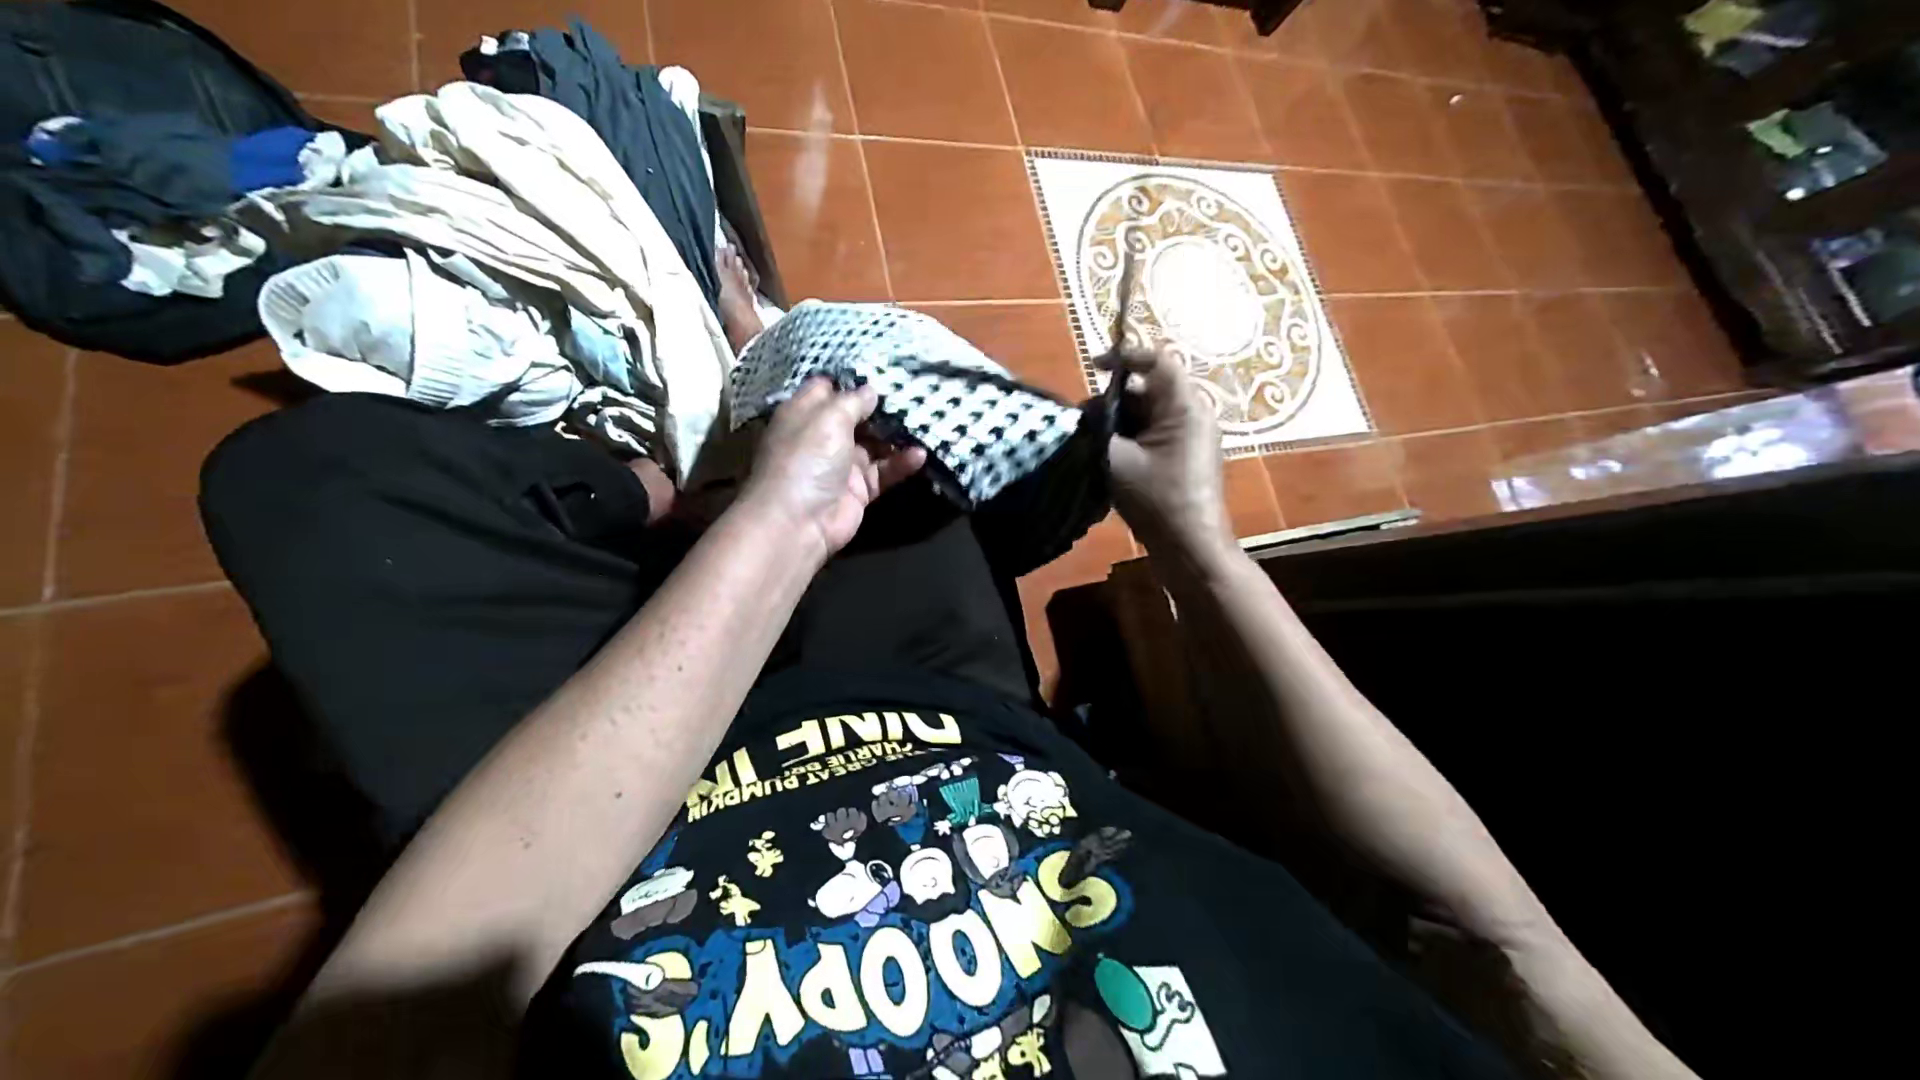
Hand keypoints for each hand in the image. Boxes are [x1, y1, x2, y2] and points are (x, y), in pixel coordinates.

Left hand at [736, 378, 927, 562]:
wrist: (797, 523)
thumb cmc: (806, 459)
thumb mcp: (828, 418)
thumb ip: (853, 401)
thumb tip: (871, 390)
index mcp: (804, 414)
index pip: (827, 389)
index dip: (851, 381)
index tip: (881, 373)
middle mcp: (821, 436)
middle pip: (856, 416)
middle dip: (882, 407)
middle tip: (914, 395)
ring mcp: (841, 465)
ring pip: (874, 444)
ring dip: (896, 436)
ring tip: (925, 422)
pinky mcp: (858, 490)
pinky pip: (884, 472)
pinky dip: (901, 463)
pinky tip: (920, 455)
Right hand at [1102, 347, 1234, 560]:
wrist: (1191, 549)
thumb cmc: (1157, 501)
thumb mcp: (1116, 461)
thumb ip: (1096, 429)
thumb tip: (1084, 413)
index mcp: (1185, 407)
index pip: (1156, 361)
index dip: (1124, 357)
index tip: (1093, 366)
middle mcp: (1193, 415)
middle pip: (1148, 389)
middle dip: (1113, 400)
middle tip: (1086, 423)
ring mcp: (1191, 438)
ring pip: (1147, 414)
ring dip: (1118, 423)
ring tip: (1094, 446)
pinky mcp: (1184, 458)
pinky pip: (1153, 434)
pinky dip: (1130, 439)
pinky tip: (1109, 460)